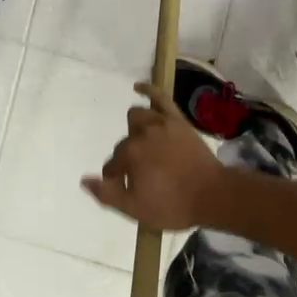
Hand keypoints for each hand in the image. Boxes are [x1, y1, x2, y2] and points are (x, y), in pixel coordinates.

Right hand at [81, 83, 229, 229]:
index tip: (125, 188)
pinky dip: (148, 89)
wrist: (211, 195)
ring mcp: (160, 123)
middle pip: (124, 143)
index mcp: (130, 155)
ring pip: (136, 117)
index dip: (116, 178)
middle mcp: (141, 134)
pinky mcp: (176, 119)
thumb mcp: (136, 210)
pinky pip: (160, 97)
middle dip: (127, 158)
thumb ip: (108, 194)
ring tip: (142, 144)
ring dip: (134, 129)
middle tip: (140, 174)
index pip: (112, 165)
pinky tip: (138, 87)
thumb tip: (85, 180)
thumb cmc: (173, 205)